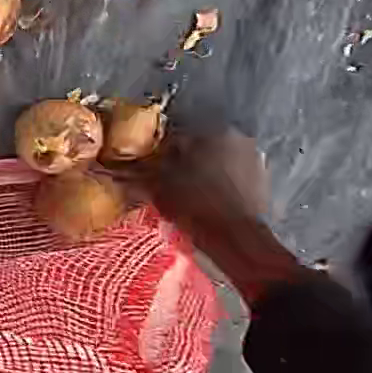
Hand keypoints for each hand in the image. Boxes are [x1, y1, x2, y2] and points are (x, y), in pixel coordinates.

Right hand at [125, 131, 302, 306]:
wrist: (236, 241)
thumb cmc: (193, 205)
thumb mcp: (155, 185)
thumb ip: (134, 171)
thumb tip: (111, 167)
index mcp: (212, 131)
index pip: (172, 136)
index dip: (153, 152)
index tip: (142, 168)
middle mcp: (237, 138)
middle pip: (194, 147)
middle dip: (177, 161)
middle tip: (159, 180)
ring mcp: (253, 161)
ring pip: (211, 162)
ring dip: (195, 172)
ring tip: (179, 193)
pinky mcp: (261, 183)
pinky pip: (227, 177)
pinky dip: (213, 185)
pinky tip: (199, 201)